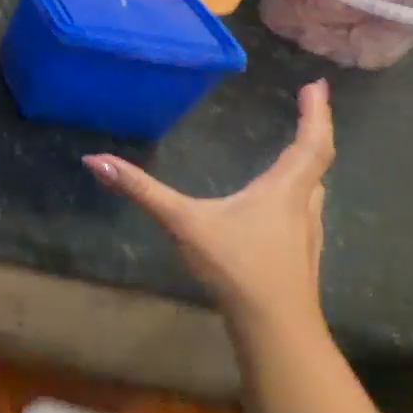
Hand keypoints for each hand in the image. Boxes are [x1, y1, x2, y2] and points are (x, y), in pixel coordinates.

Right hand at [83, 80, 335, 331]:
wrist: (275, 325)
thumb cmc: (236, 265)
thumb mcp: (181, 221)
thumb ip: (140, 189)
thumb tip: (94, 159)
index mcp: (282, 192)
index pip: (310, 145)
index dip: (316, 115)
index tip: (318, 87)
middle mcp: (301, 208)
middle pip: (316, 168)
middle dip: (311, 139)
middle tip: (305, 117)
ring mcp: (304, 235)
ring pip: (311, 193)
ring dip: (304, 170)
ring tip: (291, 157)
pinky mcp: (297, 256)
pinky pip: (300, 213)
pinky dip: (291, 197)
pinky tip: (271, 208)